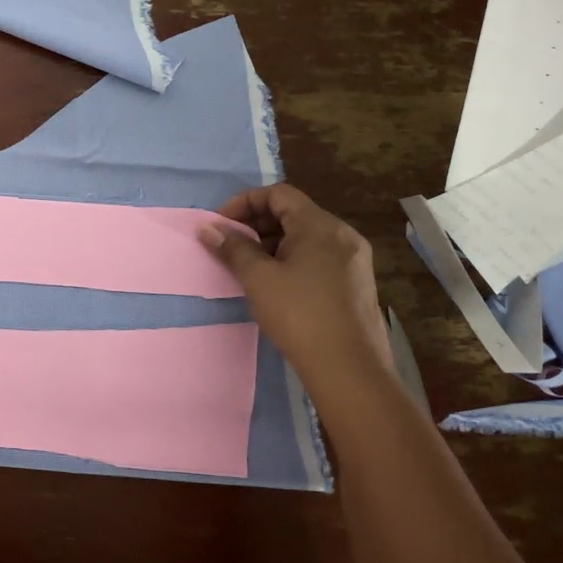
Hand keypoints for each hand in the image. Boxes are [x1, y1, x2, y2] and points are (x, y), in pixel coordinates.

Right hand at [199, 184, 391, 392]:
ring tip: (246, 264)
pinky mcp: (355, 283)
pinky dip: (290, 257)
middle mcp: (342, 236)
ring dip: (271, 241)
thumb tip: (208, 229)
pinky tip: (273, 281)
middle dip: (256, 223)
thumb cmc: (299, 314)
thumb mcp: (257, 277)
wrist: (349, 368)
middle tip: (229, 243)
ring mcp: (353, 260)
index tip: (221, 224)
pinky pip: (317, 255)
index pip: (278, 194)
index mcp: (321, 227)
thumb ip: (232, 247)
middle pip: (293, 212)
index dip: (244, 202)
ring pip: (305, 235)